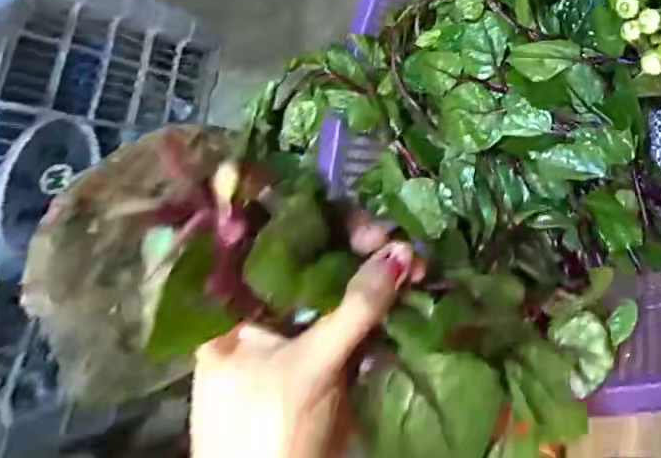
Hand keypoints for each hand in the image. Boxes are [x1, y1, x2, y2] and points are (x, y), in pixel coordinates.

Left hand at [190, 240, 416, 457]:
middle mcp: (270, 316)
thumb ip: (357, 305)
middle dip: (367, 247)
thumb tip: (405, 247)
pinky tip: (418, 283)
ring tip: (420, 267)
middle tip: (402, 244)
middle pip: (322, 260)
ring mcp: (304, 335)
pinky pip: (366, 311)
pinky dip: (392, 296)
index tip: (369, 227)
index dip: (325, 227)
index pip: (282, 246)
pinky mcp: (334, 354)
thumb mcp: (309, 365)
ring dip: (387, 270)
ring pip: (349, 284)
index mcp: (239, 315)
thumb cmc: (264, 434)